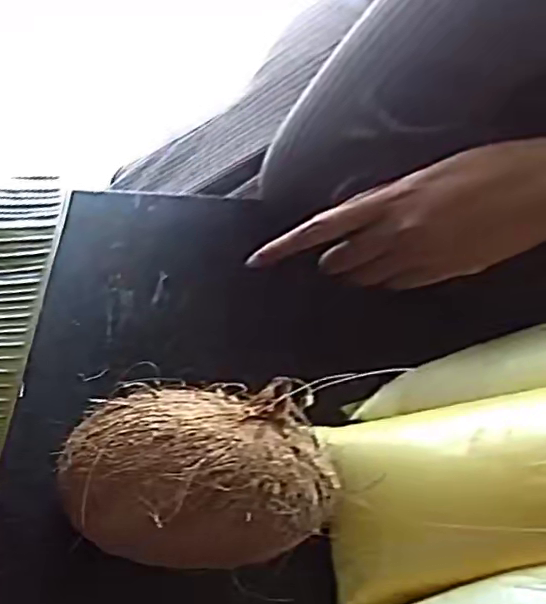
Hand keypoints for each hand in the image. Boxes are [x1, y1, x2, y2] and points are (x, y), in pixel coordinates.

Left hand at [246, 138, 545, 288]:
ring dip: (363, 270)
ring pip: (359, 278)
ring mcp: (416, 254)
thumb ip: (382, 198)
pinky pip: (394, 285)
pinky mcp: (438, 272)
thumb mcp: (432, 174)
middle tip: (359, 247)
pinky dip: (394, 277)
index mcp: (391, 202)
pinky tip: (416, 260)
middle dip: (338, 258)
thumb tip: (346, 216)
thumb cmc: (499, 168)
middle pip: (335, 262)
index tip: (255, 261)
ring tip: (392, 251)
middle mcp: (395, 231)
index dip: (282, 248)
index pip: (318, 229)